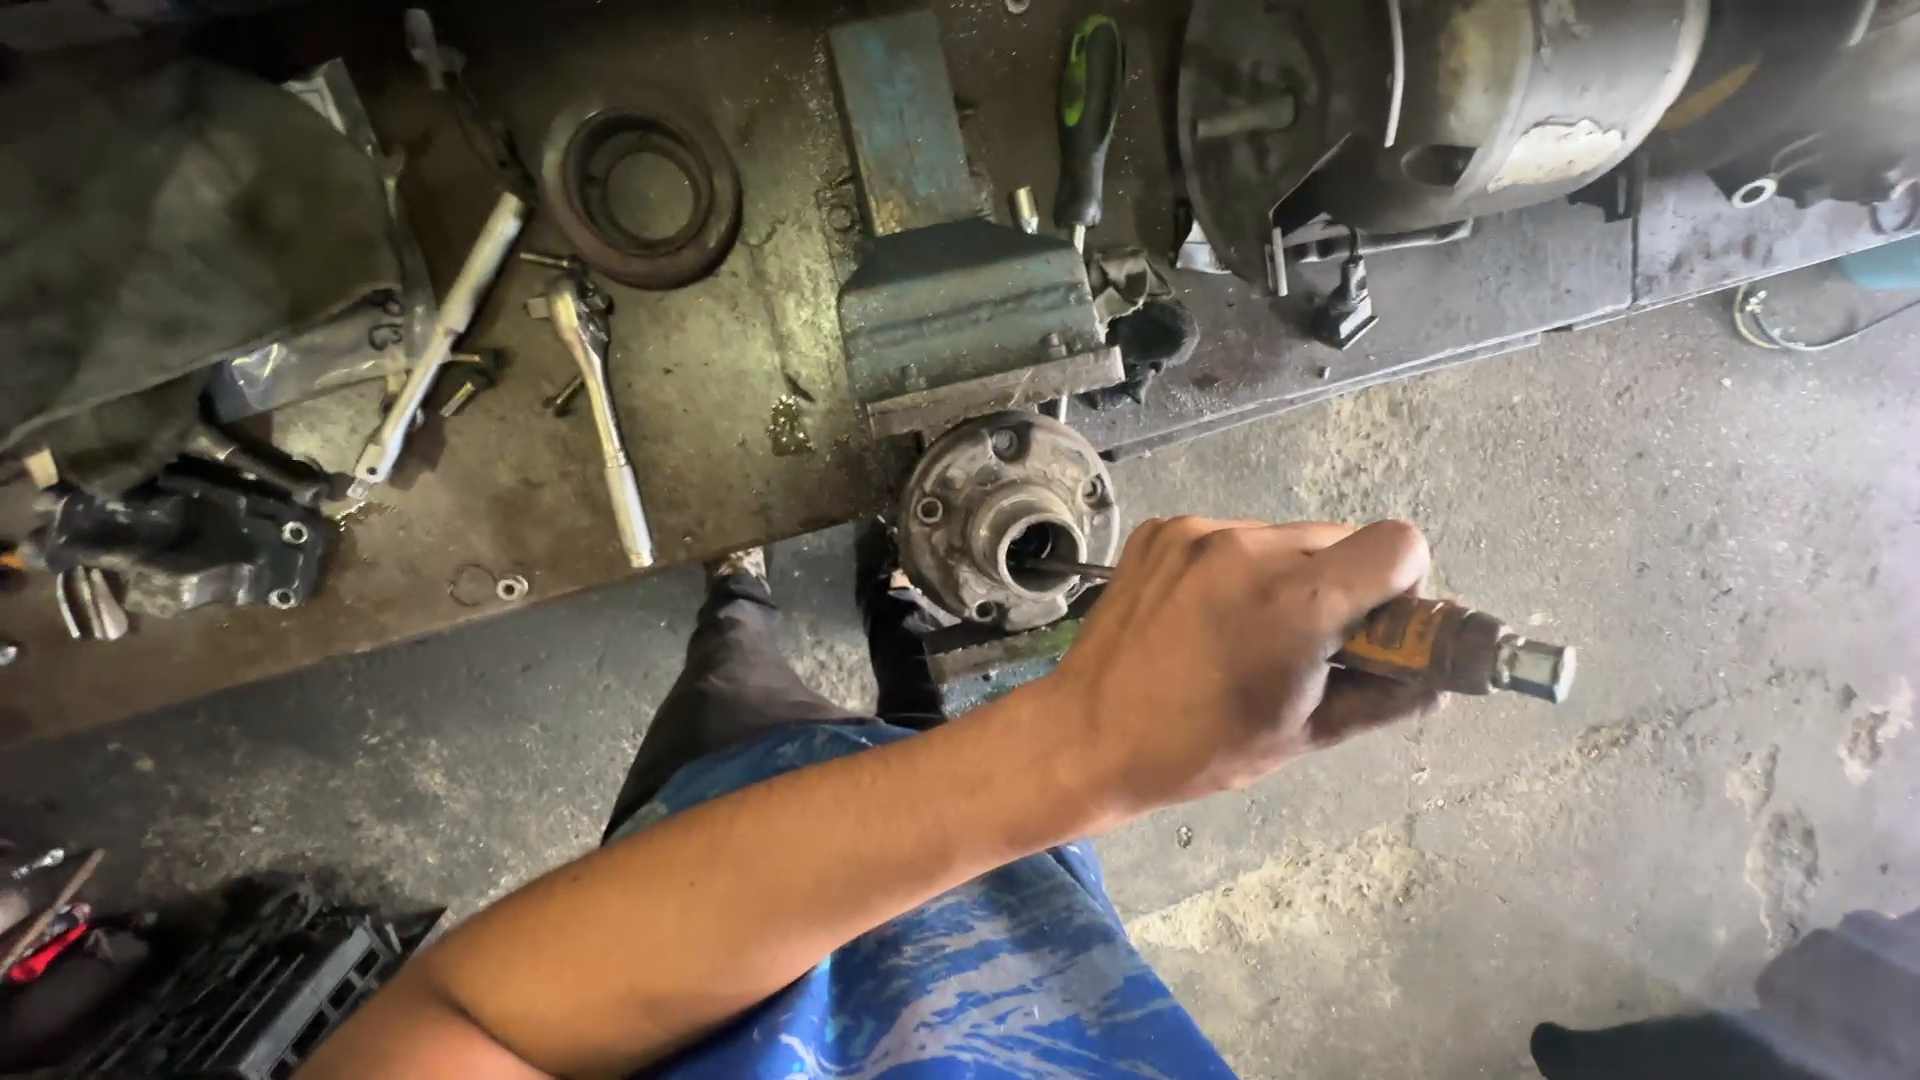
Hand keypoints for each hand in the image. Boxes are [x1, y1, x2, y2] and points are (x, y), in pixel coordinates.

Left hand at [1040, 518, 1441, 813]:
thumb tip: (1438, 676)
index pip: (1398, 545)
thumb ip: (1385, 696)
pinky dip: (1232, 568)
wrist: (1086, 732)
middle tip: (1304, 641)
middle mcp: (1245, 546)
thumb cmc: (1196, 748)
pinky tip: (1202, 614)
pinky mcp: (1158, 531)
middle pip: (1338, 540)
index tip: (1372, 628)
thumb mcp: (1303, 734)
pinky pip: (1226, 536)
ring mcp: (1193, 532)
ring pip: (1280, 537)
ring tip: (1243, 630)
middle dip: (1338, 587)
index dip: (1400, 588)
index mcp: (1293, 599)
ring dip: (1284, 576)